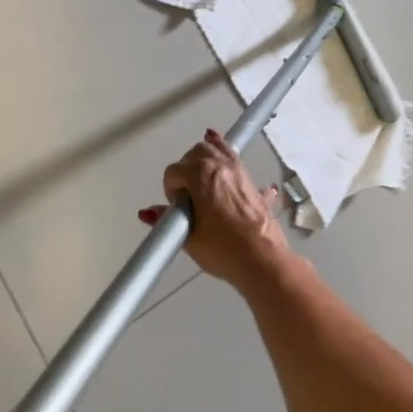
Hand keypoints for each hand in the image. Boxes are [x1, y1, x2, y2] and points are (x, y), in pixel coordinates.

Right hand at [139, 129, 290, 288]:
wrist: (265, 262)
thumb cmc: (224, 250)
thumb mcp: (190, 239)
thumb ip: (167, 221)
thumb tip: (147, 213)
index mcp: (200, 175)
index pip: (174, 171)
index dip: (171, 190)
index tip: (177, 208)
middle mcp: (219, 166)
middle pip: (196, 152)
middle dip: (186, 168)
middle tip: (187, 193)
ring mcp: (239, 172)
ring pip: (218, 149)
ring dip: (206, 156)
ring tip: (200, 168)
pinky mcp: (252, 183)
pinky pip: (237, 161)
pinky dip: (228, 156)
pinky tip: (227, 159)